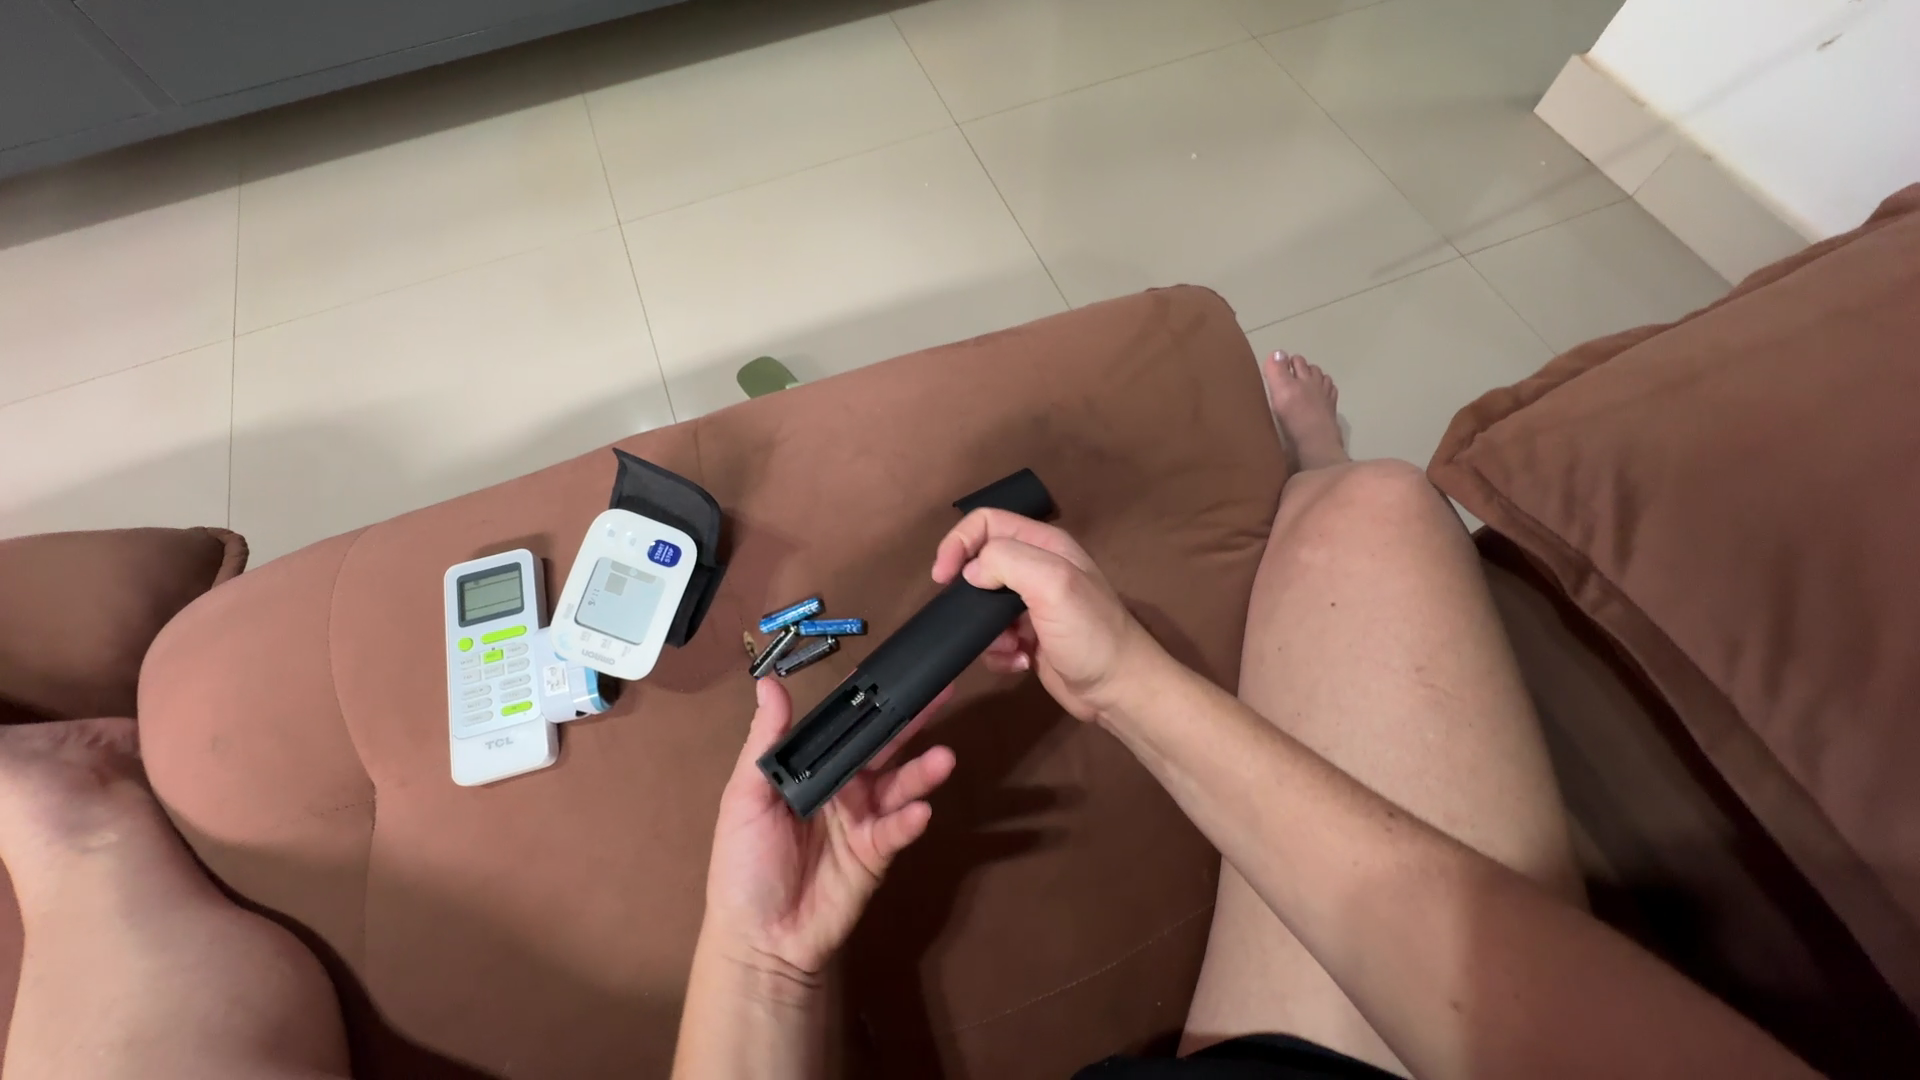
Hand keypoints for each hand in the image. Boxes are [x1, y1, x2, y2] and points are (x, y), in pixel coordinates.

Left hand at [700, 678, 955, 986]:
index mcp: (813, 768)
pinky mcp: (876, 854)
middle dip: (912, 720)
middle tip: (941, 694)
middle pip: (882, 746)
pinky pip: (896, 831)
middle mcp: (844, 787)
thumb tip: (768, 683)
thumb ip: (765, 741)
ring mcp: (864, 820)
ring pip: (899, 785)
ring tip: (944, 759)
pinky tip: (921, 811)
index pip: (845, 725)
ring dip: (922, 771)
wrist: (758, 939)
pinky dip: (909, 820)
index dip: (866, 698)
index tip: (891, 670)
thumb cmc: (743, 864)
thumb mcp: (744, 798)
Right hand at [931, 508, 1158, 722]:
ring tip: (1010, 645)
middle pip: (981, 562)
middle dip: (969, 592)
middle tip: (969, 617)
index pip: (987, 522)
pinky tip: (1020, 661)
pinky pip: (994, 637)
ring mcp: (1032, 605)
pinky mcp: (1029, 637)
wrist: (1118, 690)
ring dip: (985, 630)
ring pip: (983, 605)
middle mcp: (1038, 568)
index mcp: (1045, 544)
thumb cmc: (1091, 634)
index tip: (943, 576)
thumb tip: (971, 571)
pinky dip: (998, 652)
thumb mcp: (1053, 584)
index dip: (959, 542)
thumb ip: (1008, 562)